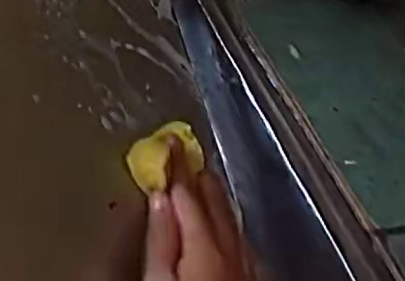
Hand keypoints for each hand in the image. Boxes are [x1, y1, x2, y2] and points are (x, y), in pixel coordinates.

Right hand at [142, 142, 254, 280]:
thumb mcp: (156, 278)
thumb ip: (158, 237)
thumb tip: (158, 194)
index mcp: (205, 243)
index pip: (188, 191)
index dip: (176, 162)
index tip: (169, 138)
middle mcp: (233, 250)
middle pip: (216, 201)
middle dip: (200, 175)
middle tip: (185, 153)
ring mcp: (248, 268)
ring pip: (232, 219)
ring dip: (216, 197)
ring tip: (203, 180)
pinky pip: (242, 241)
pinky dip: (228, 222)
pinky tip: (224, 224)